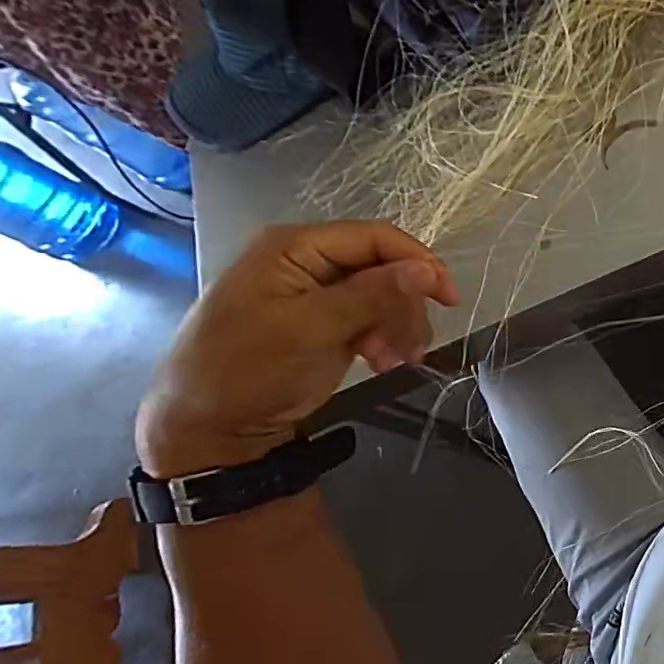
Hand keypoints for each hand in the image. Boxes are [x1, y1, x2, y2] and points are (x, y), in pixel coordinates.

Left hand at [137, 220, 459, 478]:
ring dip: (401, 329)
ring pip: (389, 298)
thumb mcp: (312, 329)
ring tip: (394, 361)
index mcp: (297, 248)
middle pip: (387, 269)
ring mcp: (322, 295)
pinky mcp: (330, 324)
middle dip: (405, 308)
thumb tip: (428, 271)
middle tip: (410, 347)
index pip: (376, 238)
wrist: (214, 425)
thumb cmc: (250, 369)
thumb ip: (371, 296)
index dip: (419, 263)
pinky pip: (378, 320)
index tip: (450, 300)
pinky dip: (389, 341)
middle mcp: (311, 263)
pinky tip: (383, 363)